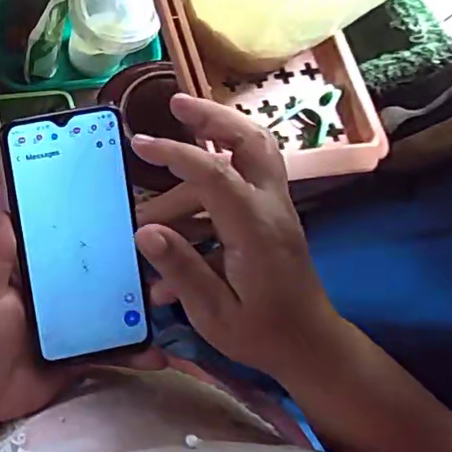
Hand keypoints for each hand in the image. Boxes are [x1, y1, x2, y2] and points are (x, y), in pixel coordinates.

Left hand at [0, 213, 160, 426]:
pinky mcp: (81, 356)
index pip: (66, 244)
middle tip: (164, 260)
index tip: (125, 214)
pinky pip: (112, 350)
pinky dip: (134, 352)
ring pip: (111, 311)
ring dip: (139, 309)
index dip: (91, 231)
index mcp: (33, 271)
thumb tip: (6, 207)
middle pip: (97, 276)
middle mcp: (57, 293)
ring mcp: (72, 325)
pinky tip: (158, 355)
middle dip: (129, 269)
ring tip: (169, 302)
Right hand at [130, 94, 344, 374]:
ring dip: (196, 163)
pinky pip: (238, 181)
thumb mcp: (215, 314)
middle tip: (174, 104)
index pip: (216, 174)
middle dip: (212, 115)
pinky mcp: (268, 216)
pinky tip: (171, 232)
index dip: (176, 153)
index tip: (139, 144)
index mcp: (256, 231)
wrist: (312, 347)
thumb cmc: (263, 334)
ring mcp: (274, 209)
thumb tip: (145, 233)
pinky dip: (203, 190)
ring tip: (150, 210)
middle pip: (250, 140)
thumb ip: (181, 270)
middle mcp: (270, 208)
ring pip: (244, 157)